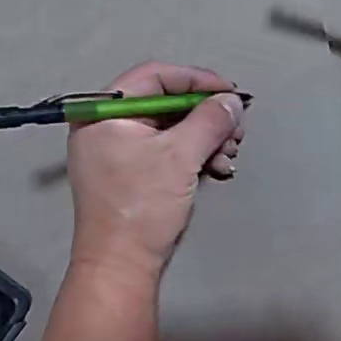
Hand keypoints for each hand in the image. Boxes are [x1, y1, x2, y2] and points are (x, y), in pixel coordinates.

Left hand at [66, 62, 244, 281]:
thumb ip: (210, 121)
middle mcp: (110, 126)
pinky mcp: (138, 174)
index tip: (230, 93)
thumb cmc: (140, 207)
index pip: (156, 78)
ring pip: (176, 130)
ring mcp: (123, 152)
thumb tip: (232, 102)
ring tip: (229, 154)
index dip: (197, 81)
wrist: (123, 262)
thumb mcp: (180, 157)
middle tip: (235, 129)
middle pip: (169, 104)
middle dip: (208, 115)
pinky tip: (217, 168)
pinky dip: (197, 155)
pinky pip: (172, 152)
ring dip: (208, 138)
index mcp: (105, 113)